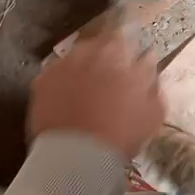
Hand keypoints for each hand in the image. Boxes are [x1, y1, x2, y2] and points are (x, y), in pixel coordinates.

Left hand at [28, 24, 164, 160]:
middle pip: (100, 42)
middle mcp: (91, 52)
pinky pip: (55, 72)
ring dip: (83, 64)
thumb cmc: (121, 136)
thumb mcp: (152, 112)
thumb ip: (152, 82)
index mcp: (122, 55)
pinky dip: (62, 79)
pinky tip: (66, 96)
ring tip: (86, 85)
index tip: (129, 58)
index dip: (128, 47)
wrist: (77, 157)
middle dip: (105, 52)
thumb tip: (149, 63)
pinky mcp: (42, 80)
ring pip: (76, 55)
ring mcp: (64, 64)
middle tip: (108, 73)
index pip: (127, 37)